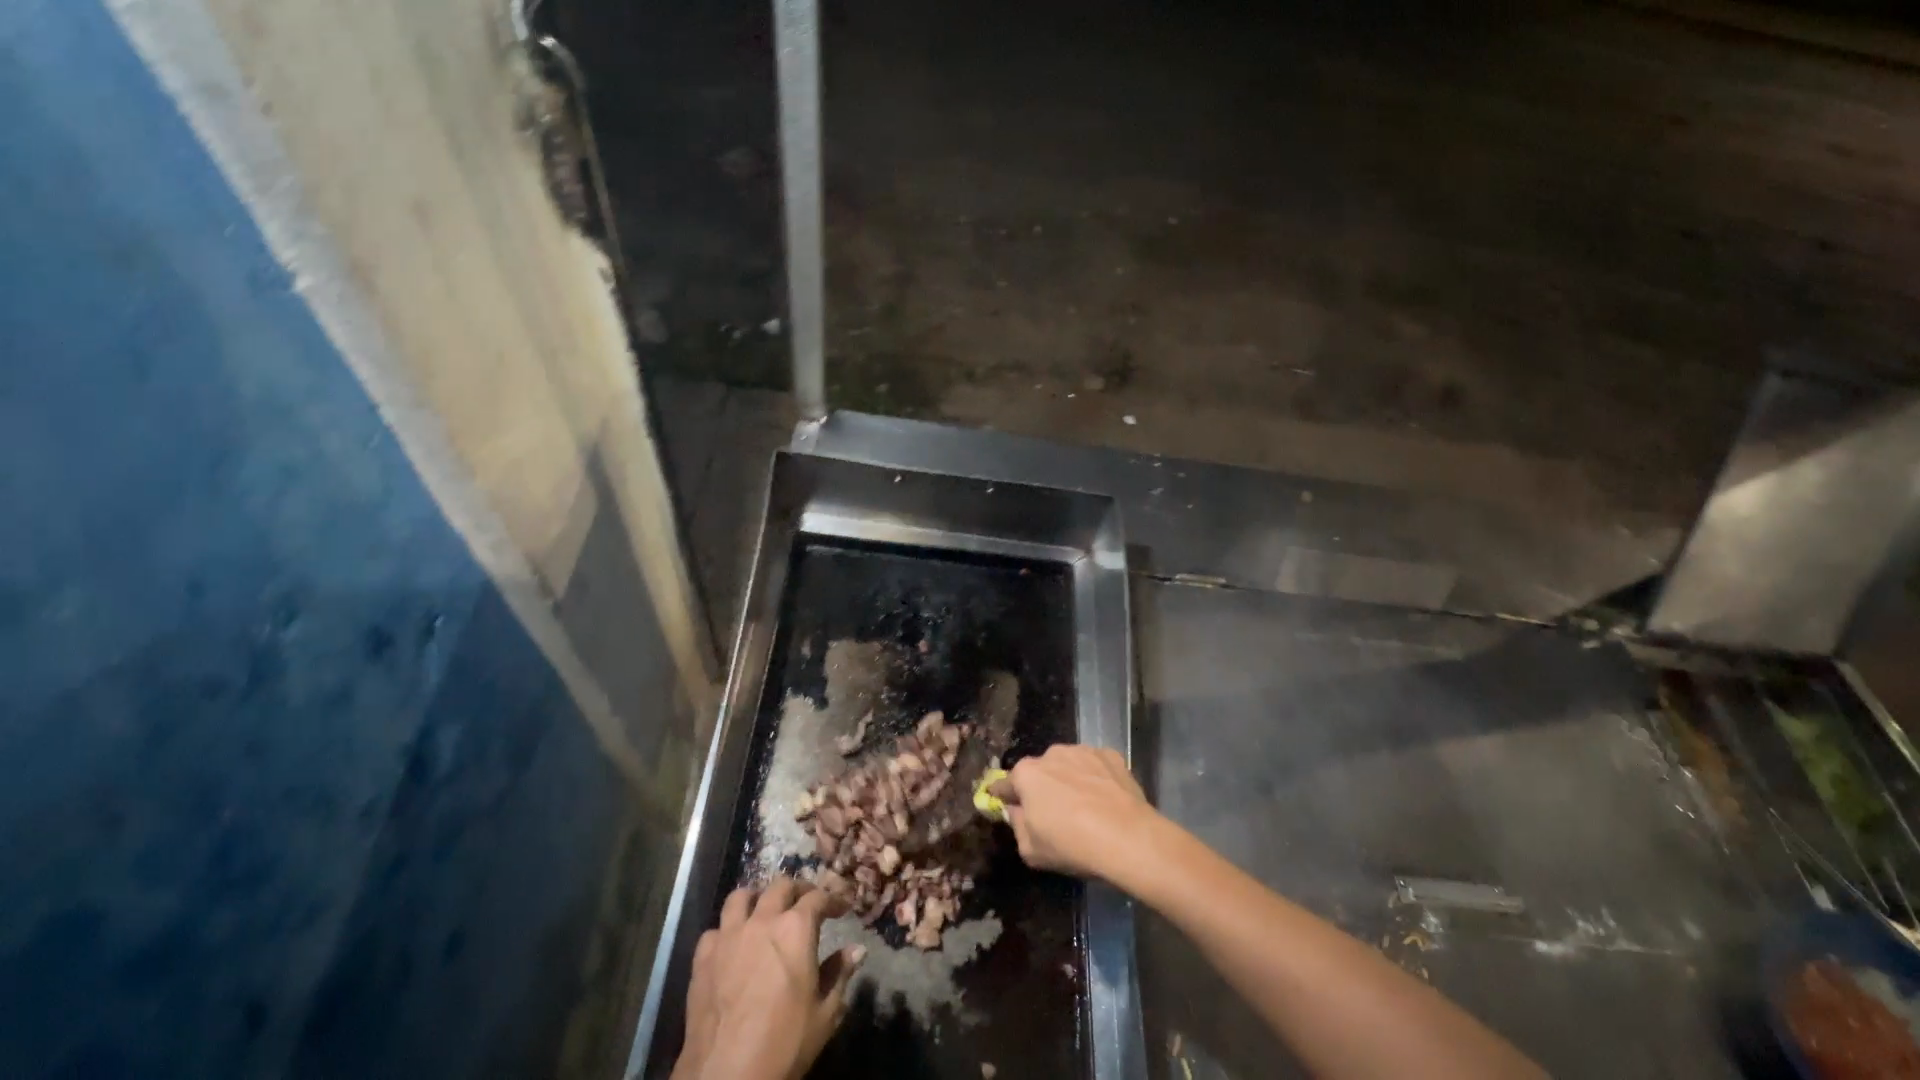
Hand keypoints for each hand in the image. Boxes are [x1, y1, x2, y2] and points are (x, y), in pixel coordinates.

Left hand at [673, 878, 864, 1079]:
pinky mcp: (702, 957)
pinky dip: (728, 929)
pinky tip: (734, 945)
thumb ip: (840, 974)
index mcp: (796, 930)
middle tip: (807, 903)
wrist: (727, 1072)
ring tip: (765, 909)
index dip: (833, 899)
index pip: (817, 897)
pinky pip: (716, 929)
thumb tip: (856, 949)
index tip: (842, 907)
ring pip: (740, 897)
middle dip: (798, 890)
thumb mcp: (826, 1012)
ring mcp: (727, 936)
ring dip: (757, 897)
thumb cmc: (785, 1042)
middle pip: (780, 887)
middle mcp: (761, 921)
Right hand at [992, 744, 1157, 881]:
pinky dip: (1096, 778)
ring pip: (1068, 765)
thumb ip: (1017, 826)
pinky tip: (1106, 799)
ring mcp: (1083, 751)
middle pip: (1039, 772)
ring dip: (1070, 780)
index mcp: (1026, 774)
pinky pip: (1095, 766)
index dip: (1004, 797)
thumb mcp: (1031, 850)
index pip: (1004, 784)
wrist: (1127, 838)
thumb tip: (1017, 811)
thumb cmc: (1072, 845)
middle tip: (1055, 813)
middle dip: (1042, 788)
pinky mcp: (1111, 756)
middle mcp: (1052, 754)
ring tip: (1085, 806)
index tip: (1007, 806)